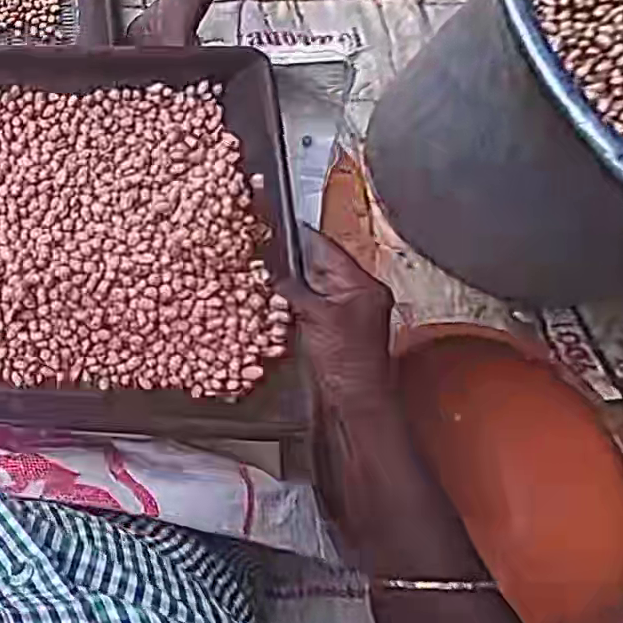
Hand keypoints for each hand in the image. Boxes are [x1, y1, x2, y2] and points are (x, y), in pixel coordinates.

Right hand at [278, 226, 394, 408]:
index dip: (301, 236)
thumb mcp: (316, 317)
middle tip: (260, 247)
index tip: (278, 223)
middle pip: (316, 266)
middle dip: (288, 259)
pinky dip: (287, 299)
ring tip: (260, 270)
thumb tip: (267, 272)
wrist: (355, 399)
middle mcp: (355, 294)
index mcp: (362, 286)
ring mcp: (342, 310)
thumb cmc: (347, 361)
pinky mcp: (328, 326)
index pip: (328, 250)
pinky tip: (269, 296)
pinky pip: (304, 303)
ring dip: (286, 281)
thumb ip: (292, 290)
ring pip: (308, 285)